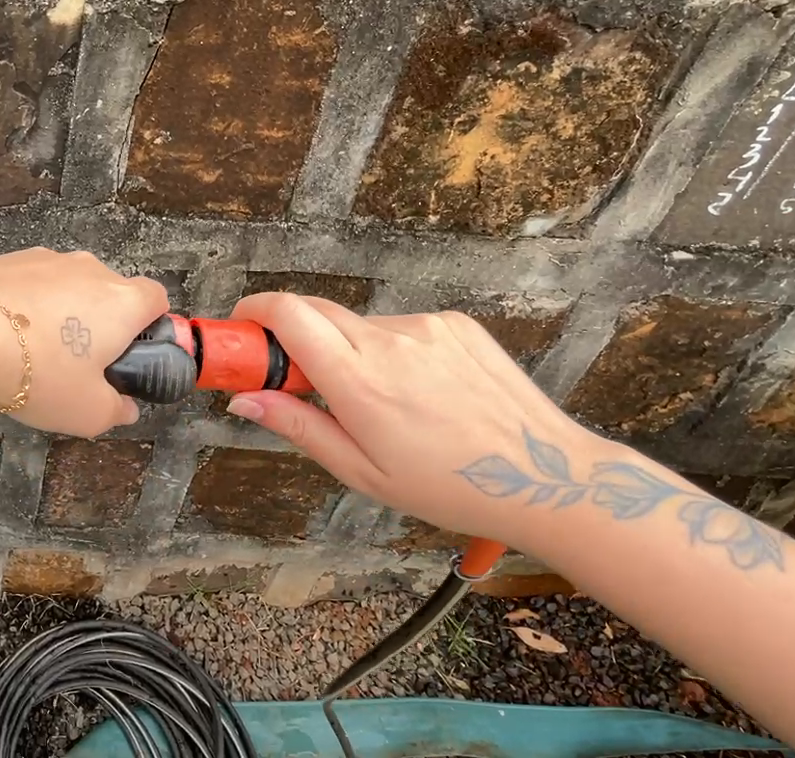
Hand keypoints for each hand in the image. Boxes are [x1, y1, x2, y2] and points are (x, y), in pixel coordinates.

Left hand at [0, 249, 168, 437]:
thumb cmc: (37, 371)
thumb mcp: (86, 413)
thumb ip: (115, 411)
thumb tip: (124, 406)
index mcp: (122, 300)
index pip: (157, 299)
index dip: (148, 328)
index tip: (125, 358)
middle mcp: (89, 269)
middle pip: (107, 292)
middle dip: (97, 325)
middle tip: (73, 366)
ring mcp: (43, 258)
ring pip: (63, 288)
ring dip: (55, 315)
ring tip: (26, 355)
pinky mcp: (3, 258)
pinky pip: (25, 285)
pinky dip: (20, 306)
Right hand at [223, 293, 603, 545]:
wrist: (553, 478)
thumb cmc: (451, 486)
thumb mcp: (362, 471)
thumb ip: (297, 426)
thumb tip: (242, 400)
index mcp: (359, 381)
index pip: (286, 313)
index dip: (252, 311)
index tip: (241, 332)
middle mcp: (388, 341)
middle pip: (312, 309)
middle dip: (289, 333)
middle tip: (293, 374)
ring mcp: (425, 327)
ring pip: (357, 324)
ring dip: (347, 349)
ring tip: (378, 399)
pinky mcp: (454, 323)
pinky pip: (398, 327)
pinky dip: (389, 350)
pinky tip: (417, 389)